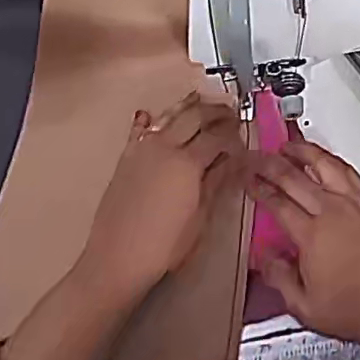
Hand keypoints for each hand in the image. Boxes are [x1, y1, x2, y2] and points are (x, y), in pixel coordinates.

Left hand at [81, 92, 246, 294]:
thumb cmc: (165, 246)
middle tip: (230, 112)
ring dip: (188, 106)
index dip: (233, 134)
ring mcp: (142, 149)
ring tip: (202, 100)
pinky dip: (150, 119)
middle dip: (216, 111)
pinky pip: (140, 129)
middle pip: (195, 116)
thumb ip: (216, 182)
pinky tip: (152, 114)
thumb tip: (233, 160)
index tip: (243, 135)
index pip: (217, 136)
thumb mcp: (200, 217)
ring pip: (169, 115)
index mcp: (188, 163)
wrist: (116, 259)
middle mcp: (165, 147)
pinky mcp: (126, 157)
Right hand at [249, 140, 359, 341]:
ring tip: (288, 147)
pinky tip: (325, 158)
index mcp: (311, 235)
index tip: (248, 179)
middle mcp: (332, 212)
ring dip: (302, 152)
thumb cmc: (353, 307)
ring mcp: (352, 205)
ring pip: (324, 165)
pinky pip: (348, 172)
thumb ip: (278, 276)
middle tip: (257, 157)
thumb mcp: (303, 305)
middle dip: (270, 164)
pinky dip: (332, 160)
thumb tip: (265, 255)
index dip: (259, 187)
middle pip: (294, 177)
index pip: (277, 201)